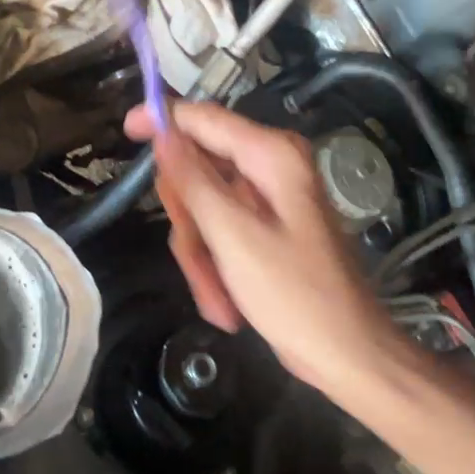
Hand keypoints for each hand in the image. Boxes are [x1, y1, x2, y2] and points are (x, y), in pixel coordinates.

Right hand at [127, 103, 399, 390]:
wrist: (349, 354)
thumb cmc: (296, 295)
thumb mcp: (233, 237)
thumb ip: (194, 181)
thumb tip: (163, 133)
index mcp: (271, 156)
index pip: (204, 119)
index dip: (163, 119)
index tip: (126, 129)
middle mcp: (270, 166)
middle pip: (198, 169)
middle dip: (188, 221)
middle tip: (193, 260)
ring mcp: (269, 197)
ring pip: (204, 206)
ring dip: (200, 254)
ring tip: (215, 298)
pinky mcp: (265, 226)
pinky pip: (220, 230)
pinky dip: (215, 264)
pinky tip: (225, 304)